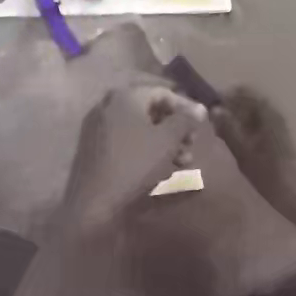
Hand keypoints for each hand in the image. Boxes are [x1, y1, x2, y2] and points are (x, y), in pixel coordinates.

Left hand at [58, 80, 207, 237]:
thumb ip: (185, 120)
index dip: (185, 107)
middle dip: (175, 128)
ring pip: (140, 129)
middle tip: (192, 145)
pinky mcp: (94, 150)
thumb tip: (200, 109)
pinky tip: (161, 169)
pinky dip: (146, 150)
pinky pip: (127, 142)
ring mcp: (98, 129)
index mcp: (125, 97)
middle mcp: (108, 107)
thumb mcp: (168, 140)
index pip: (162, 92)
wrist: (95, 203)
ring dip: (164, 142)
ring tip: (183, 162)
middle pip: (150, 111)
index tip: (200, 125)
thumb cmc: (136, 165)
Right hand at [214, 87, 295, 249]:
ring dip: (238, 119)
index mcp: (268, 115)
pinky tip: (237, 144)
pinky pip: (259, 124)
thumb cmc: (270, 177)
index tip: (210, 108)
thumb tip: (215, 110)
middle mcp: (276, 115)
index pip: (245, 92)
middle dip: (231, 108)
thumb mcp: (244, 154)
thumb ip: (229, 130)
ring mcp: (279, 126)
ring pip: (254, 113)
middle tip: (214, 124)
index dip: (227, 96)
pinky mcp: (280, 138)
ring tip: (223, 135)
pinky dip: (246, 128)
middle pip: (249, 101)